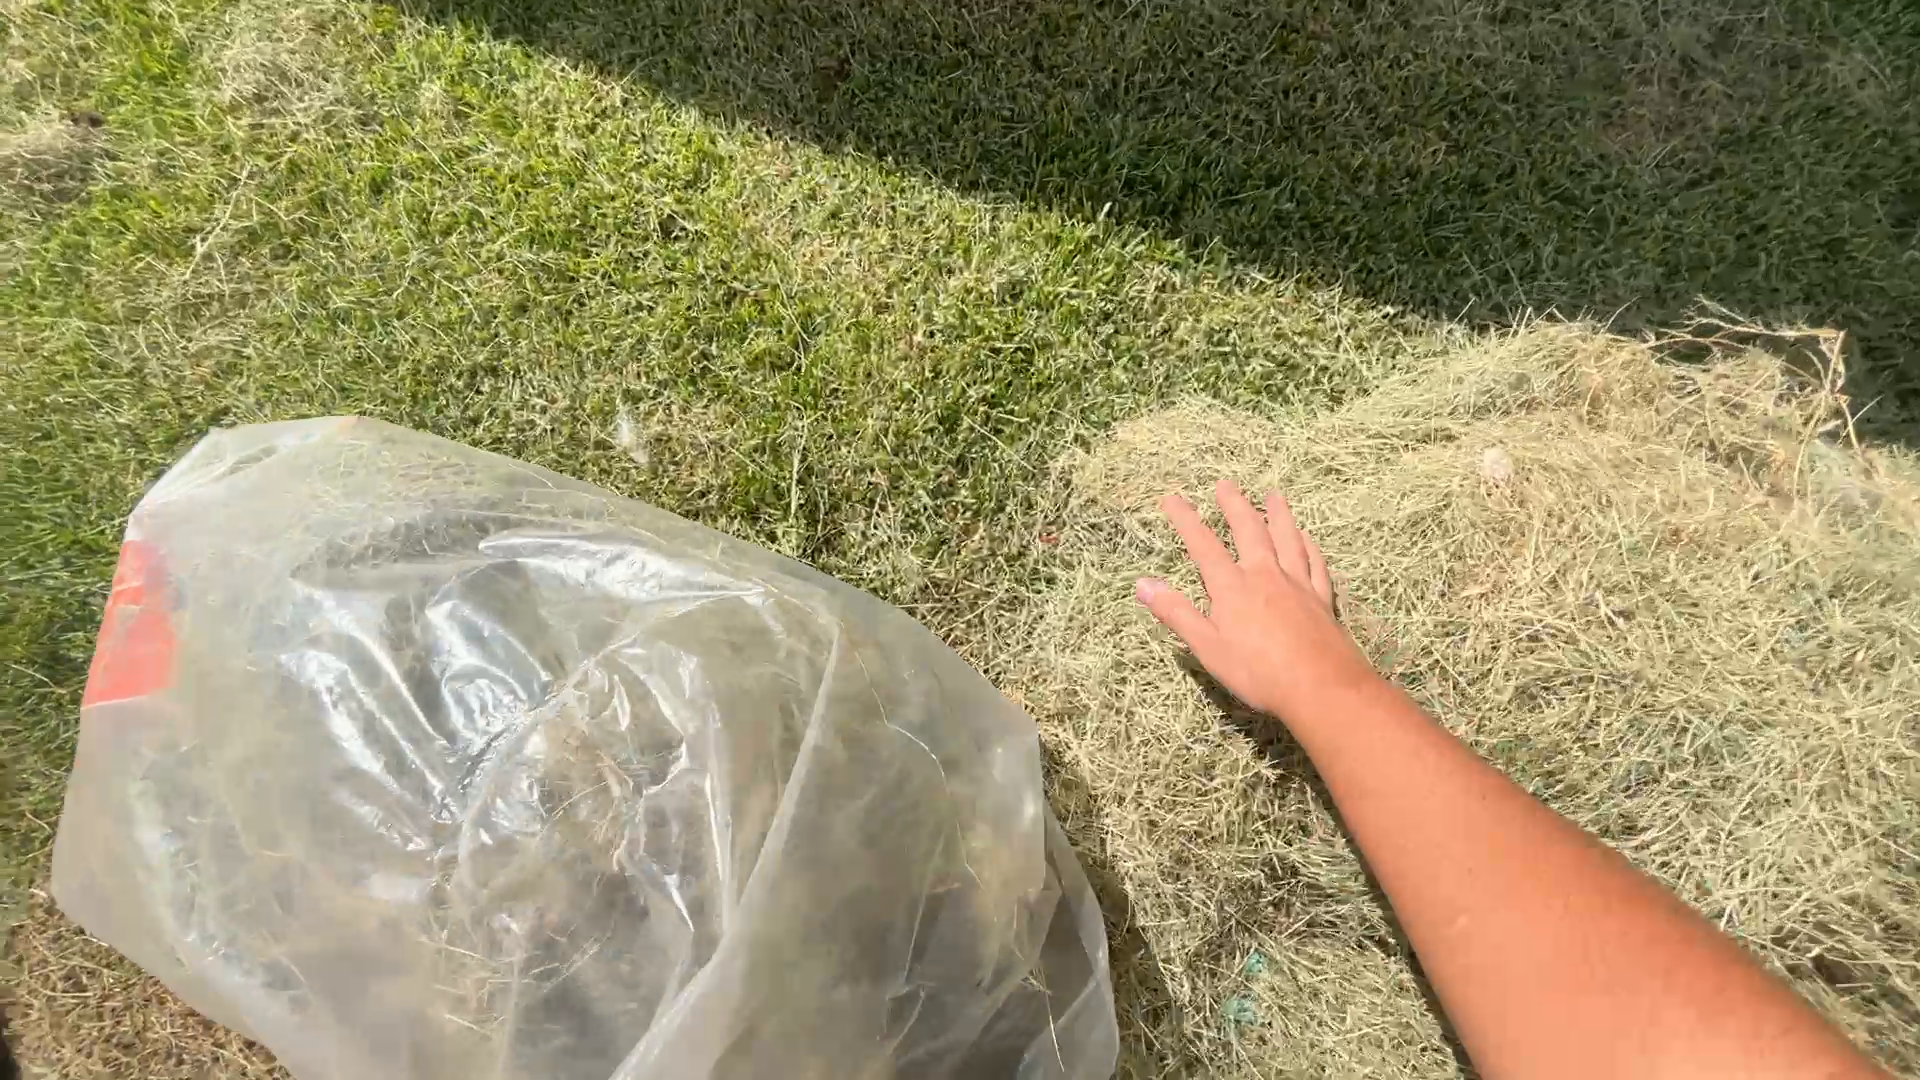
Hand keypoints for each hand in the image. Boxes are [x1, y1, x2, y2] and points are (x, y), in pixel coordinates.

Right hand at [1135, 480, 1377, 725]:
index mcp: (1232, 588)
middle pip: (1249, 531)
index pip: (1203, 545)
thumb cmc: (1258, 672)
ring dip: (1278, 515)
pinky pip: (1315, 563)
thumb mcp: (1207, 647)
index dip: (1186, 520)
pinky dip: (1309, 545)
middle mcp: (1265, 576)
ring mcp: (1297, 585)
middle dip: (1234, 505)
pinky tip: (1307, 537)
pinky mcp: (1321, 599)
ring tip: (1273, 496)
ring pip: (1286, 539)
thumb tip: (1143, 584)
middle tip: (1225, 484)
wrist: (1322, 689)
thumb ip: (1176, 613)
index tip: (1172, 498)